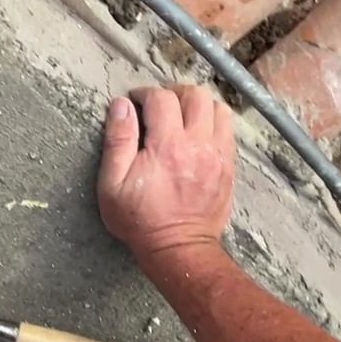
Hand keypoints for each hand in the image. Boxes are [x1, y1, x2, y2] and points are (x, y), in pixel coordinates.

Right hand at [97, 86, 236, 257]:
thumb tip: (120, 106)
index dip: (144, 93)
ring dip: (197, 104)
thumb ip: (117, 140)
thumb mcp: (112, 184)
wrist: (178, 249)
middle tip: (157, 104)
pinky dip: (211, 122)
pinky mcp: (228, 166)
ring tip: (179, 115)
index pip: (161, 98)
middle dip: (173, 92)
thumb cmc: (140, 220)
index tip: (134, 102)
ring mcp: (218, 155)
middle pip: (195, 95)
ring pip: (218, 108)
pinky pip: (227, 129)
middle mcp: (198, 145)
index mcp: (167, 146)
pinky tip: (194, 134)